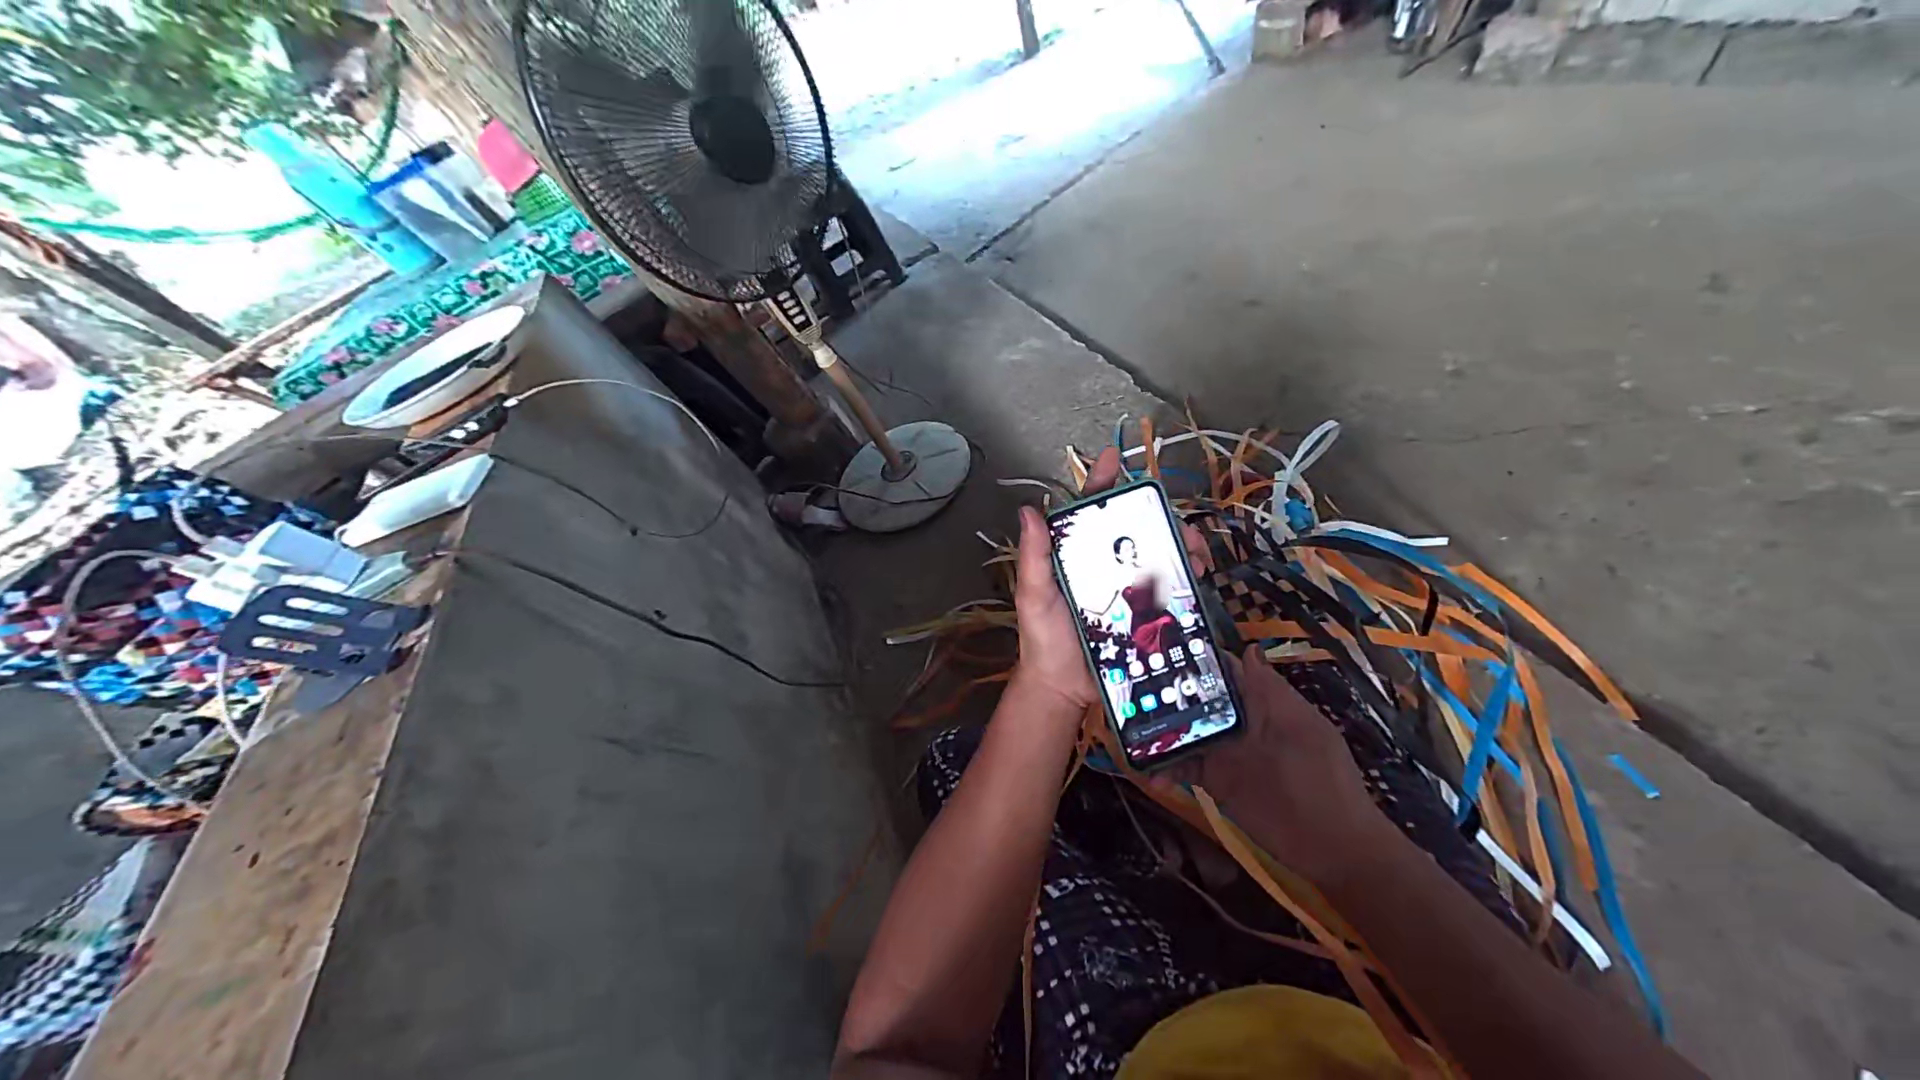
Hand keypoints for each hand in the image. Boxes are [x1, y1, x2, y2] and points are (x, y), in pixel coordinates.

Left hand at [1010, 446, 1212, 714]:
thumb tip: (1028, 510)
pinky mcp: (1146, 611)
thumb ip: (1034, 555)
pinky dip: (1187, 574)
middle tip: (1172, 517)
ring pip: (1159, 553)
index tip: (1114, 457)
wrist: (1063, 687)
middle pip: (1134, 528)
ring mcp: (1127, 587)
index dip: (1102, 482)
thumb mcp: (1034, 594)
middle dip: (1157, 515)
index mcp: (1075, 556)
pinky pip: (1170, 587)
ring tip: (1194, 548)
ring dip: (1181, 542)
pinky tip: (1198, 572)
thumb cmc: (1043, 639)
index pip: (1088, 513)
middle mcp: (1103, 565)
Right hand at [1151, 646, 1396, 887]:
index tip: (1153, 650)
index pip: (1220, 669)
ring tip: (1129, 735)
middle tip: (1127, 693)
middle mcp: (1237, 722)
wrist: (1335, 851)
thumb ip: (1269, 692)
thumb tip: (1249, 649)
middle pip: (1193, 699)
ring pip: (1183, 732)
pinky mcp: (1216, 780)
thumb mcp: (1298, 731)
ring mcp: (1224, 751)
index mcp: (1260, 702)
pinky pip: (1184, 767)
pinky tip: (1152, 776)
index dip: (1190, 657)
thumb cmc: (1320, 784)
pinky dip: (1166, 769)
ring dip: (1158, 733)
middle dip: (1162, 695)